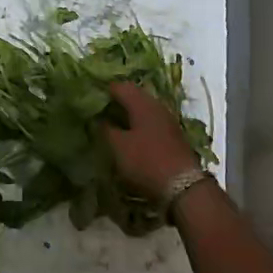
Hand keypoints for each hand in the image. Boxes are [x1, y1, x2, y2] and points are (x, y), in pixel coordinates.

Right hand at [103, 80, 201, 200]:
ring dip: (128, 115)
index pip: (120, 87)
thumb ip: (106, 129)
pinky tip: (129, 137)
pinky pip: (151, 123)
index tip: (90, 98)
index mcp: (143, 104)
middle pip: (135, 97)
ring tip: (111, 125)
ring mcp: (168, 121)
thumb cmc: (146, 161)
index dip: (104, 90)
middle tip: (99, 111)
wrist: (182, 185)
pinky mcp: (172, 136)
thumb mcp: (118, 147)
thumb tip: (99, 118)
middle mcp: (158, 107)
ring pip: (144, 111)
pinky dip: (138, 126)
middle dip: (117, 102)